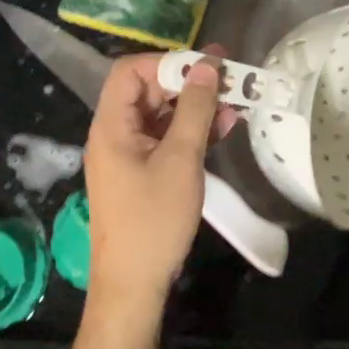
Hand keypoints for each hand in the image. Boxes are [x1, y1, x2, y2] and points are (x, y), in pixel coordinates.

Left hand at [83, 48, 238, 301]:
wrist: (133, 285)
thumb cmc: (153, 220)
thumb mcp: (181, 159)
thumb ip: (194, 109)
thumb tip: (207, 65)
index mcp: (111, 127)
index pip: (130, 72)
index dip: (166, 62)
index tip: (205, 67)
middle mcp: (115, 135)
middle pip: (147, 90)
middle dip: (189, 81)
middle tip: (231, 77)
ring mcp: (128, 155)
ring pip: (161, 114)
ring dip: (196, 105)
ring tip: (237, 102)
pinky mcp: (142, 173)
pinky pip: (166, 138)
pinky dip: (193, 129)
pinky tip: (225, 127)